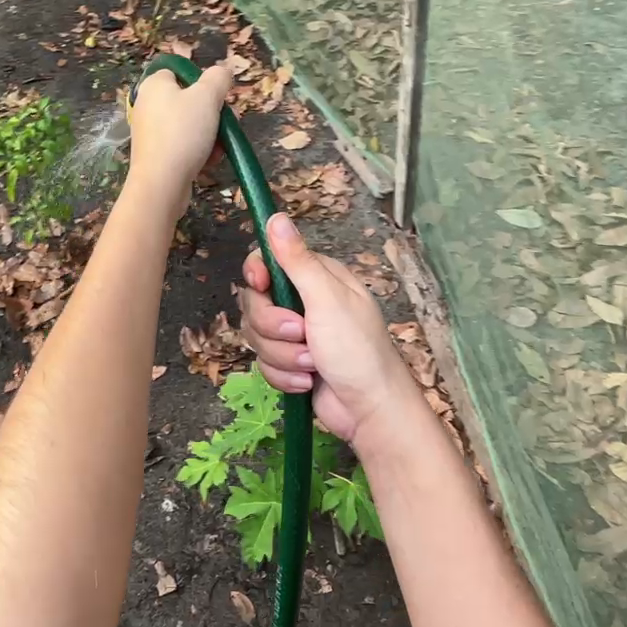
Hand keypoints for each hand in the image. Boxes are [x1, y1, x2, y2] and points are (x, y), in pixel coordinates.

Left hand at [126, 64, 233, 215]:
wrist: (162, 183)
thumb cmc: (183, 133)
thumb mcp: (207, 97)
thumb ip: (218, 78)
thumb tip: (222, 71)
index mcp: (154, 85)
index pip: (180, 71)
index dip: (201, 82)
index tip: (217, 97)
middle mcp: (148, 105)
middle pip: (189, 101)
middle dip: (213, 114)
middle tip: (226, 123)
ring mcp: (151, 132)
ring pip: (191, 126)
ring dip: (211, 136)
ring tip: (220, 148)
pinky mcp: (156, 155)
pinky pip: (184, 146)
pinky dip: (199, 151)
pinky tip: (210, 161)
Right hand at [238, 213, 414, 448]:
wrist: (370, 410)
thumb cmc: (357, 349)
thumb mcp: (327, 299)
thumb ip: (297, 260)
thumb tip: (276, 217)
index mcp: (317, 278)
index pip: (267, 262)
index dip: (257, 275)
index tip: (260, 286)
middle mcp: (304, 302)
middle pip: (256, 303)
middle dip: (273, 327)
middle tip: (301, 335)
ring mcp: (296, 335)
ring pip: (257, 337)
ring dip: (282, 356)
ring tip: (311, 365)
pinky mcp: (291, 363)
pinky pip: (265, 364)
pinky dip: (284, 376)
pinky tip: (308, 383)